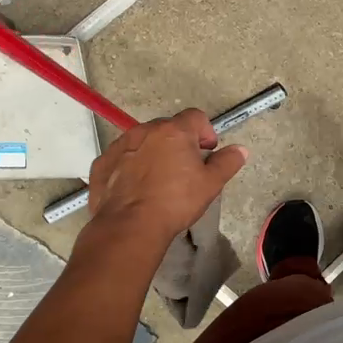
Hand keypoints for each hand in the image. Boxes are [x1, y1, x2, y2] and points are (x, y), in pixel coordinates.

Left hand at [86, 108, 248, 241]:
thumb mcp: (211, 183)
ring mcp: (119, 146)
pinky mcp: (101, 163)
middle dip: (179, 142)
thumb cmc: (176, 201)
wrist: (130, 226)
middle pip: (168, 128)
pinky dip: (131, 165)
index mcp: (174, 132)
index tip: (206, 153)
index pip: (196, 117)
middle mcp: (145, 131)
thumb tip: (241, 150)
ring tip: (159, 180)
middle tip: (185, 169)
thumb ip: (228, 162)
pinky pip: (122, 157)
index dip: (205, 132)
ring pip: (143, 141)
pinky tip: (137, 188)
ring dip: (154, 152)